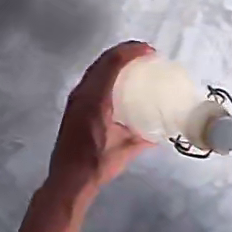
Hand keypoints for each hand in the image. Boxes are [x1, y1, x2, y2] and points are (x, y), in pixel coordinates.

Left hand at [45, 41, 155, 199]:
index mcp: (96, 100)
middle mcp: (83, 95)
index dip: (132, 52)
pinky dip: (107, 73)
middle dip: (124, 51)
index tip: (150, 52)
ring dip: (115, 61)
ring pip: (95, 69)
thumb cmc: (97, 163)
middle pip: (102, 61)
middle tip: (145, 52)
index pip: (113, 64)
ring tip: (134, 62)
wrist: (69, 179)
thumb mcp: (127, 148)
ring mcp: (76, 100)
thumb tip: (162, 131)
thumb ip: (145, 137)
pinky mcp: (75, 107)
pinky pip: (92, 80)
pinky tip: (119, 81)